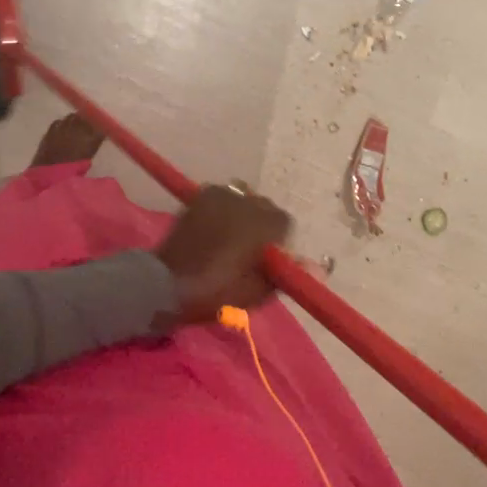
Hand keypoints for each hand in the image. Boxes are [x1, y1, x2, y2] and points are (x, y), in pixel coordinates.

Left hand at [154, 184, 291, 324]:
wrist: (167, 283)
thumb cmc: (215, 292)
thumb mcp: (256, 292)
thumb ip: (286, 273)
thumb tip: (319, 266)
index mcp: (261, 224)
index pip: (285, 222)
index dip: (279, 241)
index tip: (268, 259)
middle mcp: (244, 202)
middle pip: (265, 206)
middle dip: (262, 224)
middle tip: (248, 251)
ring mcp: (220, 194)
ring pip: (244, 197)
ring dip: (244, 212)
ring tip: (231, 236)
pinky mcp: (200, 195)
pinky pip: (223, 195)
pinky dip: (225, 207)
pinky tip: (215, 227)